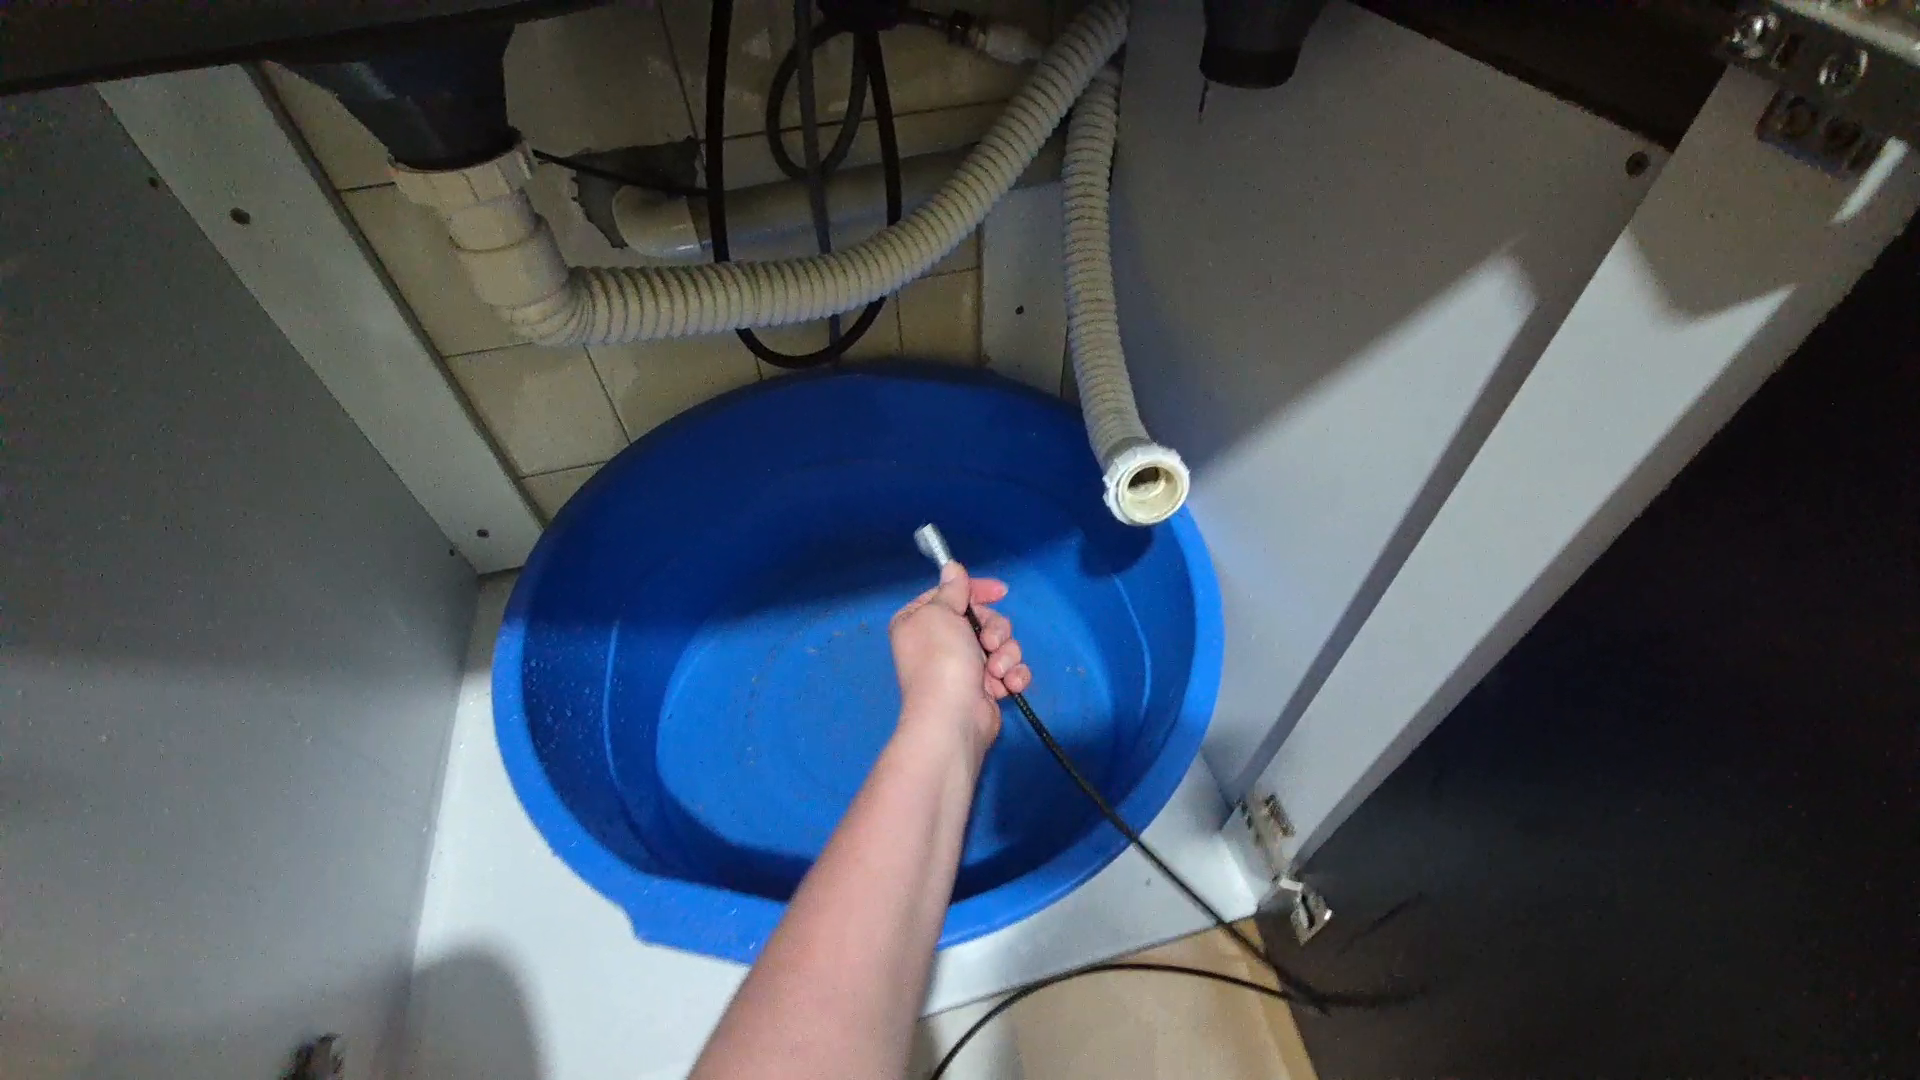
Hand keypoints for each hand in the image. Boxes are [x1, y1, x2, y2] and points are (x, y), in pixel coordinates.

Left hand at [889, 561, 1031, 755]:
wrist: (953, 717)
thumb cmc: (941, 659)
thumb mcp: (941, 613)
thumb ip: (952, 590)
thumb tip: (952, 567)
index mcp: (921, 621)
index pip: (952, 594)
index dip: (976, 590)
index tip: (1000, 590)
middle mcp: (940, 641)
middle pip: (982, 618)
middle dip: (994, 630)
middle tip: (989, 643)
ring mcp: (964, 665)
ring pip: (1001, 643)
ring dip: (1005, 655)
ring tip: (996, 672)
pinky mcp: (986, 687)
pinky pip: (1009, 669)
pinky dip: (1012, 676)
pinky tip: (1007, 685)